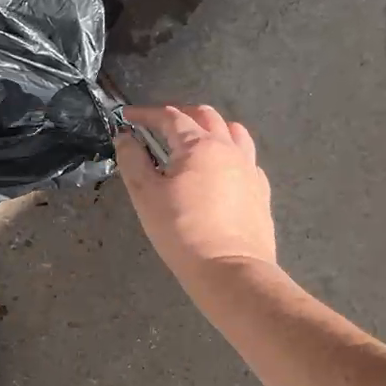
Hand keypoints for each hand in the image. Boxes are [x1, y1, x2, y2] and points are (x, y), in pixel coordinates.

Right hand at [114, 105, 276, 285]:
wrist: (230, 272)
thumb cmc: (181, 229)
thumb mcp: (145, 193)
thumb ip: (132, 158)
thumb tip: (125, 136)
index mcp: (199, 146)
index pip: (170, 117)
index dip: (145, 113)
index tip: (126, 116)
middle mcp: (229, 149)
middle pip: (206, 116)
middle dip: (179, 114)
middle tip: (157, 125)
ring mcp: (249, 170)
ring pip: (234, 132)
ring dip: (209, 128)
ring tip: (191, 140)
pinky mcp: (260, 191)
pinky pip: (246, 157)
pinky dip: (228, 151)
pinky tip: (216, 169)